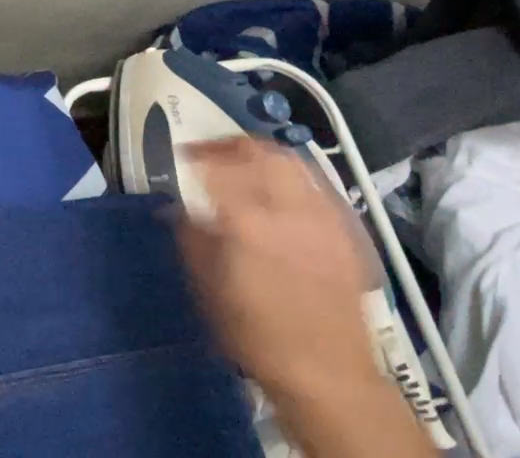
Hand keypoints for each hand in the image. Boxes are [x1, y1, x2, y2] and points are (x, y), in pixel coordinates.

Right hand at [174, 137, 379, 396]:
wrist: (327, 373)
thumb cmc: (255, 334)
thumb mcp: (208, 288)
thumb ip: (190, 237)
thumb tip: (175, 206)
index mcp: (248, 223)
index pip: (217, 166)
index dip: (195, 154)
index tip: (180, 156)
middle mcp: (289, 209)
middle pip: (260, 152)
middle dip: (230, 145)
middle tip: (210, 153)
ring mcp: (323, 218)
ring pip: (293, 161)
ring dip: (263, 155)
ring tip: (244, 164)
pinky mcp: (345, 231)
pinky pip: (317, 185)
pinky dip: (292, 176)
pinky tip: (280, 192)